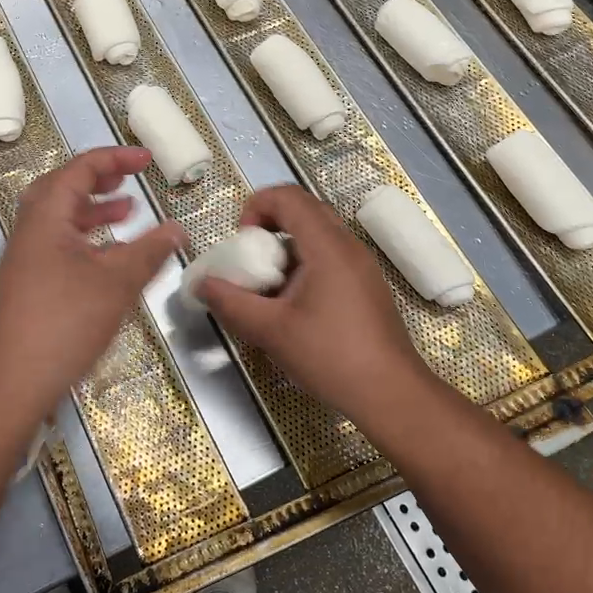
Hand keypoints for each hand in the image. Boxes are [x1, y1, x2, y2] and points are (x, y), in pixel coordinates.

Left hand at [0, 147, 186, 406]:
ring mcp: (25, 256)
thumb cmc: (65, 322)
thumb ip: (148, 251)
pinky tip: (110, 257)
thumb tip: (177, 228)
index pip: (79, 169)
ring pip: (60, 218)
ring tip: (128, 213)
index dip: (115, 158)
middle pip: (62, 188)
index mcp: (45, 215)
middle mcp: (29, 228)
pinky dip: (86, 238)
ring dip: (93, 210)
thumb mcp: (116, 282)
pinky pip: (58, 243)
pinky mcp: (27, 282)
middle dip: (98, 180)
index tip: (146, 160)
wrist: (14, 378)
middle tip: (129, 179)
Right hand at [201, 185, 430, 417]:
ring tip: (268, 286)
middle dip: (269, 225)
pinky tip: (292, 305)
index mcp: (327, 247)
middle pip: (303, 210)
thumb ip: (230, 302)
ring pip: (317, 235)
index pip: (288, 197)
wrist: (392, 395)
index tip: (242, 241)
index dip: (256, 206)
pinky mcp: (365, 286)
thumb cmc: (331, 356)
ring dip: (285, 248)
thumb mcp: (270, 330)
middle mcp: (347, 247)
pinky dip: (303, 265)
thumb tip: (201, 284)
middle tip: (251, 258)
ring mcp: (361, 266)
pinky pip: (329, 257)